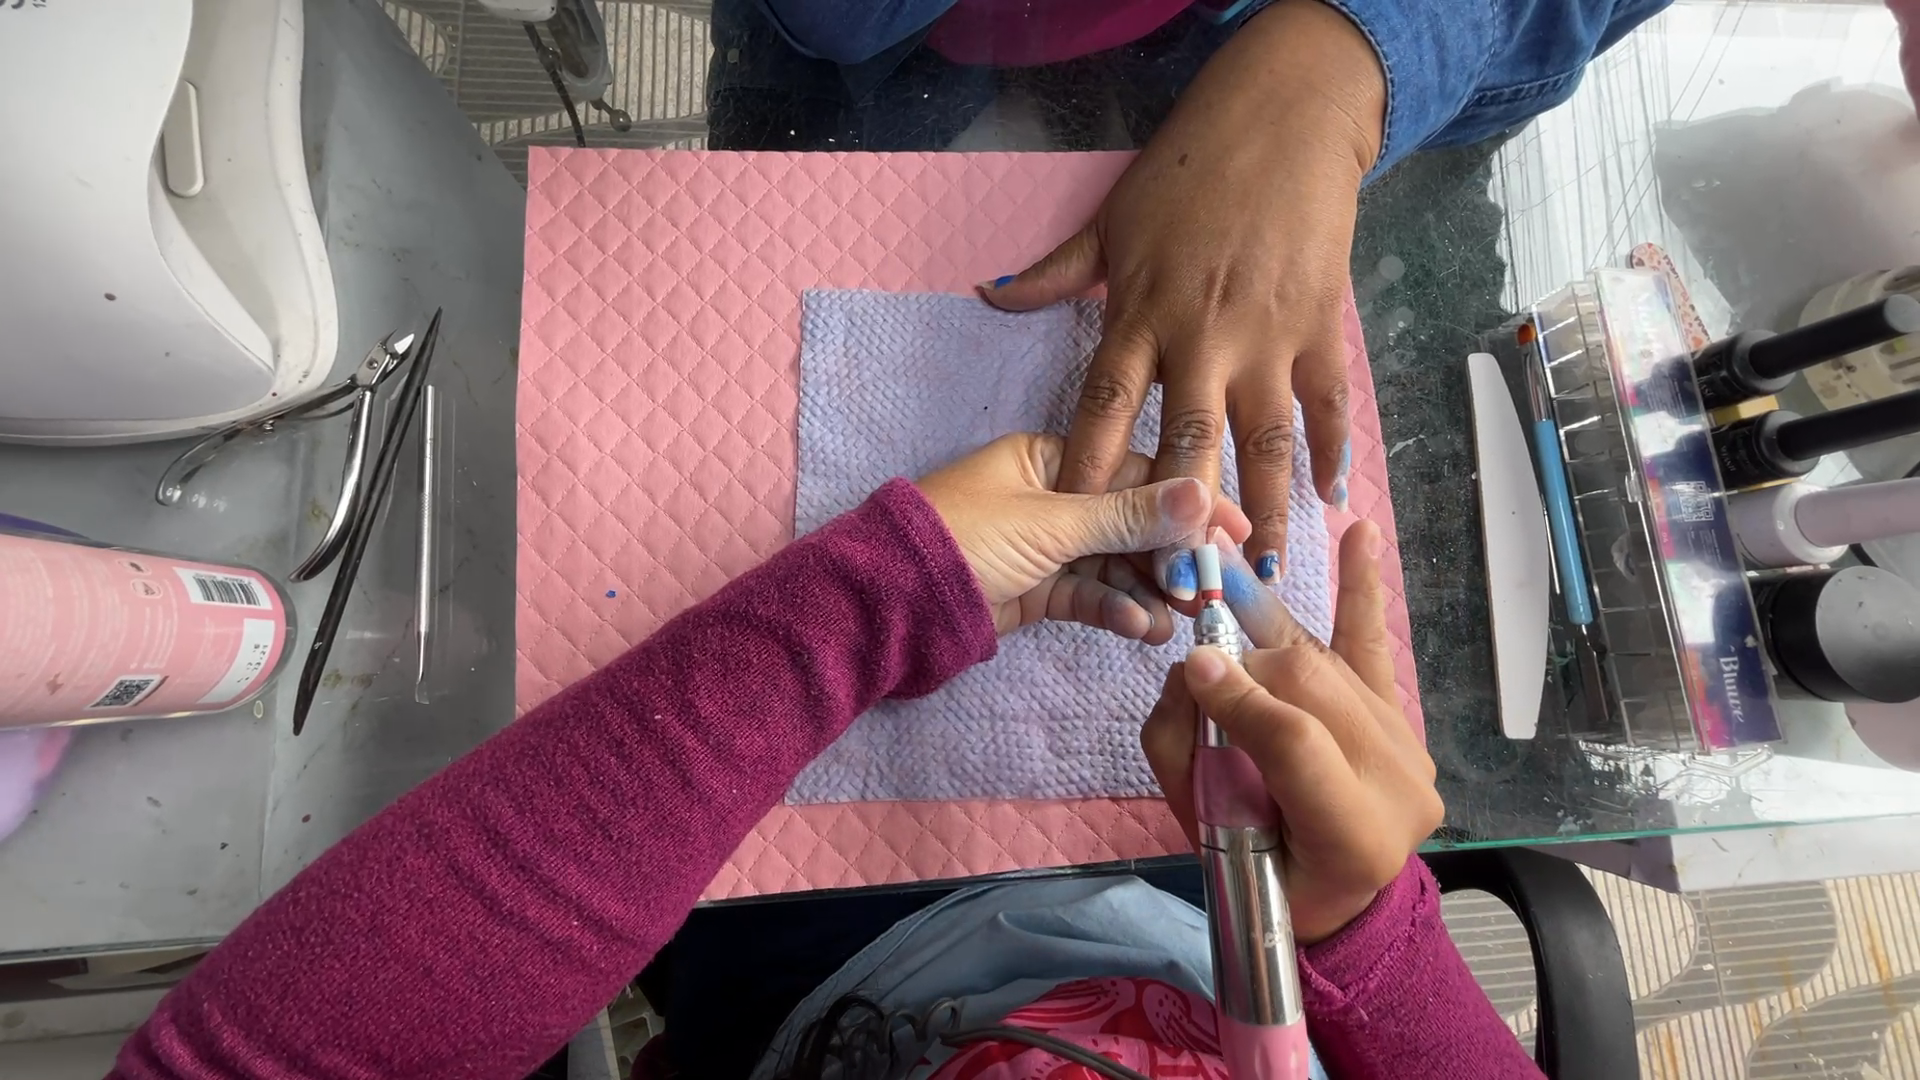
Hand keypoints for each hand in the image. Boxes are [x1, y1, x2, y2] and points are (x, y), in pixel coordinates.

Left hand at [917, 434, 1249, 639]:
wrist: (895, 599)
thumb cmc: (969, 536)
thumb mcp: (1051, 521)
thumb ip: (1128, 514)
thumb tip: (1203, 494)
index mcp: (1050, 459)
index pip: (1134, 473)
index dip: (1186, 502)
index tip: (1232, 531)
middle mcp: (1053, 497)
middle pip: (1129, 523)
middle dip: (1170, 556)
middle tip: (1212, 586)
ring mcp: (1046, 546)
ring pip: (1112, 564)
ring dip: (1147, 590)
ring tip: (1181, 616)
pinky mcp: (1039, 588)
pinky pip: (1088, 594)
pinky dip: (1114, 609)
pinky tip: (1141, 627)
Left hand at [980, 0, 1384, 581]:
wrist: (1286, 116)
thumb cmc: (1186, 174)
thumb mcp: (1108, 225)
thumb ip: (1052, 274)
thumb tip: (988, 291)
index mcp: (1139, 318)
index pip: (1104, 410)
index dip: (1091, 472)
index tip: (1080, 528)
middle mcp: (1200, 338)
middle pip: (1185, 440)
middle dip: (1182, 515)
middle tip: (1182, 575)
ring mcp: (1265, 336)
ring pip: (1261, 438)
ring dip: (1264, 507)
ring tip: (1263, 567)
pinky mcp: (1320, 328)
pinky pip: (1325, 401)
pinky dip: (1332, 448)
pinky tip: (1331, 497)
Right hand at [1141, 521, 1438, 942]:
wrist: (1337, 892)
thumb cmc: (1257, 867)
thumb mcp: (1200, 826)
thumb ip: (1181, 748)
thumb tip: (1193, 664)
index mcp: (1351, 832)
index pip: (1296, 742)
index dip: (1241, 696)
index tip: (1193, 666)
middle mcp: (1398, 782)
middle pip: (1309, 683)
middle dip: (1244, 665)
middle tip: (1206, 668)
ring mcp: (1405, 741)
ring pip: (1323, 658)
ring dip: (1264, 635)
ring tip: (1223, 593)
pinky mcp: (1396, 714)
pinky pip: (1373, 644)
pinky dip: (1360, 589)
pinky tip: (1359, 536)